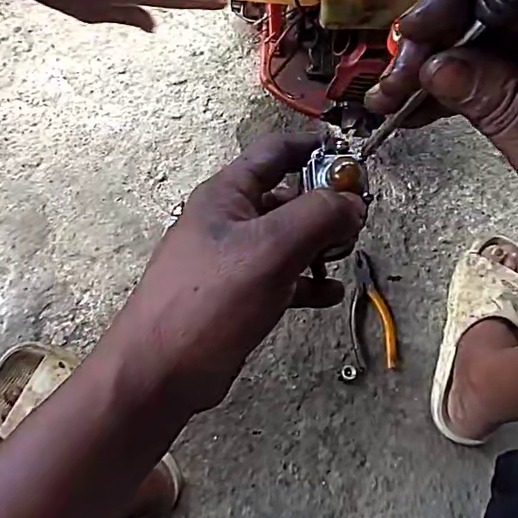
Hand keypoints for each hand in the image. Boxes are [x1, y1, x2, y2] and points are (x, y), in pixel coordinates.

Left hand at [97, 133, 365, 412]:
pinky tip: (330, 293)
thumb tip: (353, 202)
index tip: (352, 158)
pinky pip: (285, 277)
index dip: (315, 147)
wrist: (162, 371)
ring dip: (320, 243)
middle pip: (289, 195)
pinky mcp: (241, 294)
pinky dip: (309, 281)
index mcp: (228, 193)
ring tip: (342, 255)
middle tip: (355, 220)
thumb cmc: (208, 301)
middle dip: (325, 203)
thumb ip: (318, 216)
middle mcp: (231, 220)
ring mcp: (235, 259)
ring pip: (289, 238)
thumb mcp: (271, 247)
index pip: (276, 151)